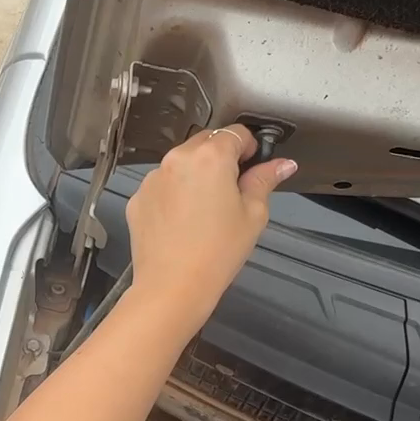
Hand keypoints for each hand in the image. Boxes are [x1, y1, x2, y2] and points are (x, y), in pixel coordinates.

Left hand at [123, 124, 296, 327]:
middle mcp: (176, 160)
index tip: (251, 168)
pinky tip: (183, 223)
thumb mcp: (253, 215)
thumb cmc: (216, 253)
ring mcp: (152, 180)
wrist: (172, 287)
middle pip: (205, 143)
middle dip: (220, 159)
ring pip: (180, 165)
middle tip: (230, 193)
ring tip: (205, 213)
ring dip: (194, 176)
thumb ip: (265, 181)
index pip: (236, 133)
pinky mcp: (138, 200)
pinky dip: (173, 195)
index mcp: (210, 157)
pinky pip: (161, 187)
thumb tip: (281, 164)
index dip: (248, 148)